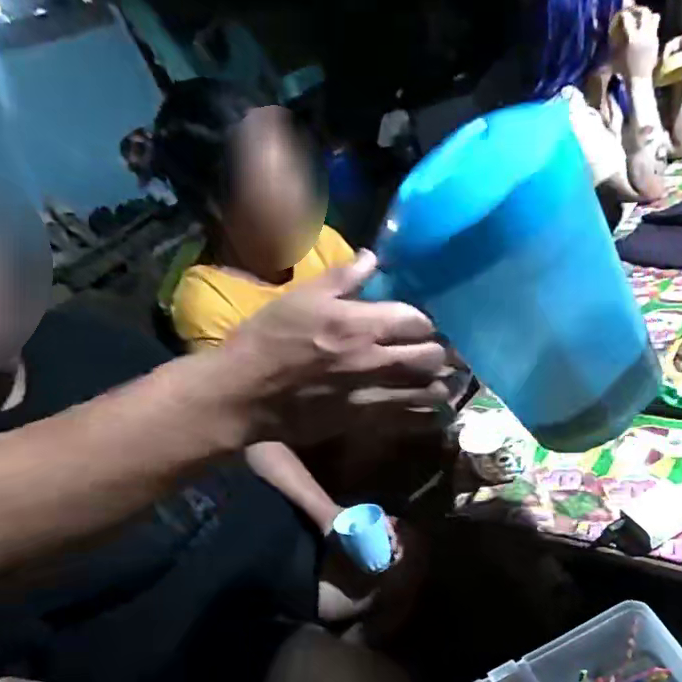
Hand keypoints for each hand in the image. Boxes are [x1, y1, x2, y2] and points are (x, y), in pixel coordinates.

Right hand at [218, 251, 448, 444]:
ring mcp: (374, 394)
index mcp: (361, 324)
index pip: (418, 321)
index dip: (423, 323)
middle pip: (432, 357)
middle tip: (432, 354)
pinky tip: (430, 411)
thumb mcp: (301, 297)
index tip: (416, 327)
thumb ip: (343, 278)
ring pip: (429, 392)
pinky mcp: (367, 423)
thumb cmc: (267, 339)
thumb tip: (372, 257)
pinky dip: (427, 415)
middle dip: (437, 354)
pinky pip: (412, 421)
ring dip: (437, 385)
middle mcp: (375, 360)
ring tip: (435, 383)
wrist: (245, 394)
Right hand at [610, 6, 661, 79]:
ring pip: (653, 16)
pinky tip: (644, 30)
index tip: (619, 16)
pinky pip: (655, 27)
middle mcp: (644, 34)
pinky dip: (650, 25)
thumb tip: (614, 26)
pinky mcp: (656, 41)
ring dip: (646, 15)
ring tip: (640, 19)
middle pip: (643, 11)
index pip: (626, 16)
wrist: (639, 80)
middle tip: (631, 11)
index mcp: (631, 38)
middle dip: (636, 9)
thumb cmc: (623, 70)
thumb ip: (615, 39)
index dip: (622, 14)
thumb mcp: (615, 55)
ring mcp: (652, 37)